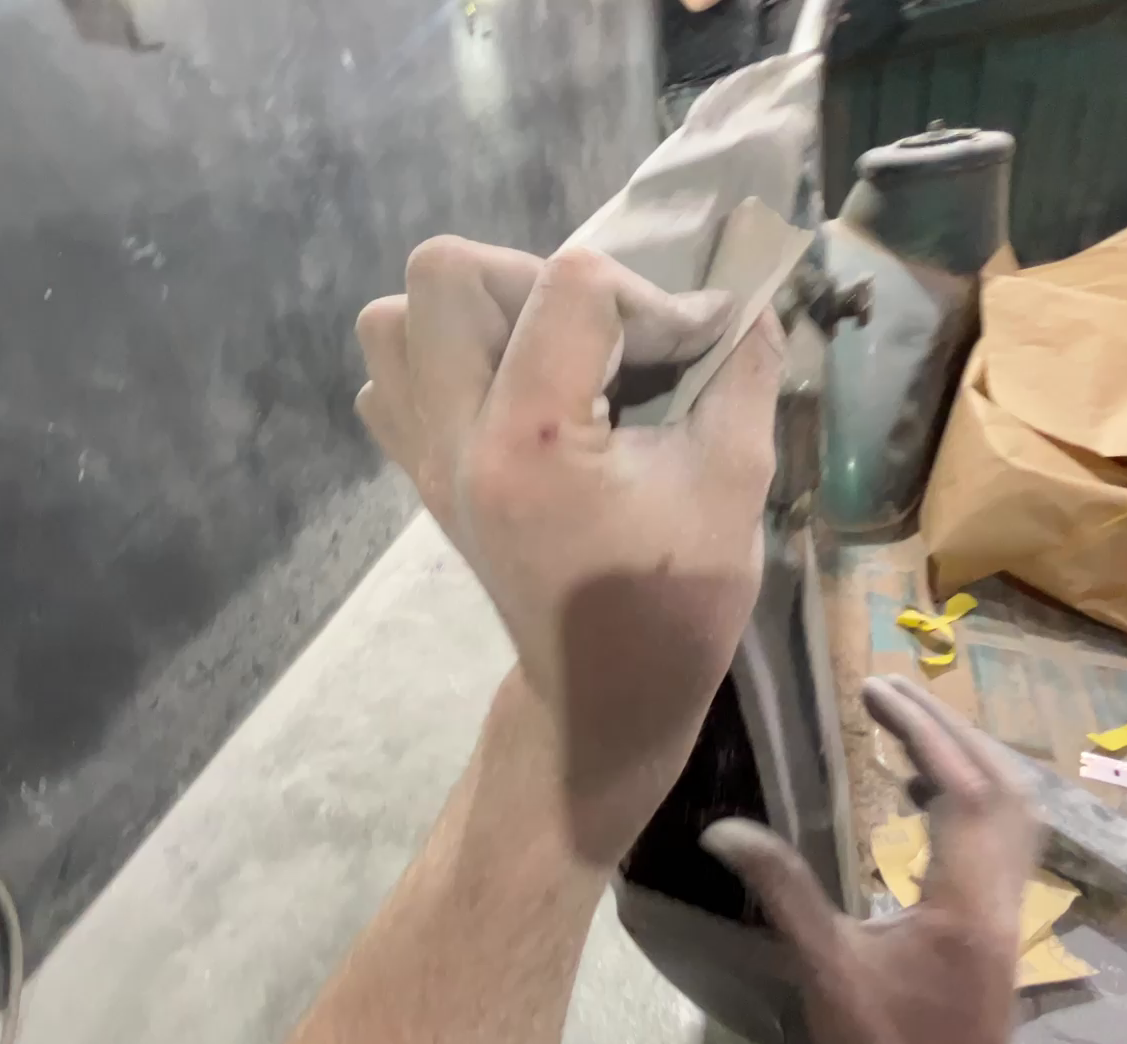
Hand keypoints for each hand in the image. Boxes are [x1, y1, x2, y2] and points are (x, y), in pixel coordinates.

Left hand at [355, 237, 782, 865]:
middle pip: (442, 273)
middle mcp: (454, 438)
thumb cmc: (675, 601)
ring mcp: (421, 457)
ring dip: (467, 312)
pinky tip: (498, 396)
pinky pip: (386, 382)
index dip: (648, 295)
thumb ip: (740, 368)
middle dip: (531, 276)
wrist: (600, 687)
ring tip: (536, 355)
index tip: (688, 343)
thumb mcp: (735, 480)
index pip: (569, 283)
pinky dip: (435, 363)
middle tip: (589, 332)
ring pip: (391, 321)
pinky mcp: (416, 475)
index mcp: (532, 440)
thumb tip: (738, 296)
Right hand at [702, 676, 1036, 1043]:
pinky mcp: (997, 925)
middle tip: (887, 688)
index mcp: (966, 905)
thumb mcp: (826, 969)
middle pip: (1004, 790)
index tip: (871, 690)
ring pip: (1014, 813)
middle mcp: (1002, 901)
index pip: (965, 792)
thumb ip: (782, 893)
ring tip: (909, 721)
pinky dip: (969, 790)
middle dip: (949, 727)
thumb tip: (721, 826)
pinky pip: (999, 835)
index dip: (924, 731)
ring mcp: (1009, 914)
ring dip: (968, 754)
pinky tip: (922, 789)